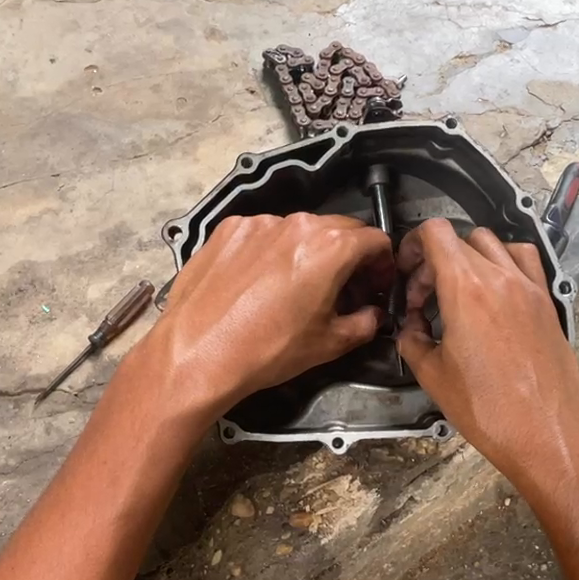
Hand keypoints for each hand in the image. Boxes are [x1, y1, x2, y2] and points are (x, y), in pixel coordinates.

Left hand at [133, 212, 393, 419]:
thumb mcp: (329, 344)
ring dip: (308, 253)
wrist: (197, 354)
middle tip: (343, 288)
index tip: (375, 282)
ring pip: (298, 230)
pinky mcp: (226, 232)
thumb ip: (364, 323)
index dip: (382, 264)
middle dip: (349, 256)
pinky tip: (260, 285)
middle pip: (339, 229)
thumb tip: (371, 314)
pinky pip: (262, 235)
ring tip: (295, 290)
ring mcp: (257, 225)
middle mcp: (295, 225)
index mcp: (330, 248)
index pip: (375, 239)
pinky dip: (270, 252)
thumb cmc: (264, 350)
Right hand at [395, 219, 578, 476]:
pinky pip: (526, 262)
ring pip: (494, 244)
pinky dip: (505, 262)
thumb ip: (412, 340)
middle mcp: (500, 278)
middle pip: (461, 239)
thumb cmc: (488, 409)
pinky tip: (496, 291)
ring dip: (470, 257)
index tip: (407, 272)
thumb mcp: (432, 375)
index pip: (435, 233)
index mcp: (465, 289)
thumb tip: (410, 328)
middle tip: (425, 297)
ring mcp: (529, 288)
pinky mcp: (547, 303)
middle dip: (435, 261)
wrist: (542, 433)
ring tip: (460, 289)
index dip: (413, 245)